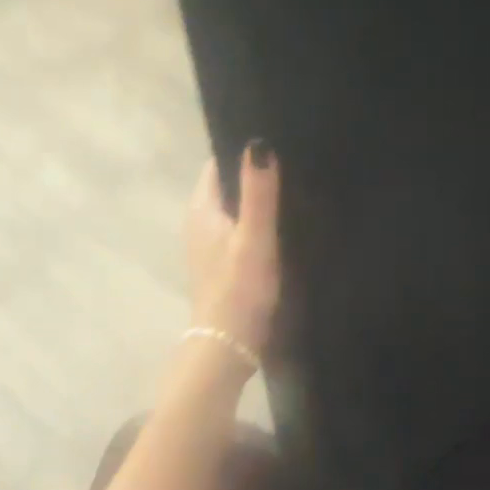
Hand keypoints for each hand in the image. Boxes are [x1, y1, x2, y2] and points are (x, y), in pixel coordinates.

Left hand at [185, 141, 281, 362]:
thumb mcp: (255, 239)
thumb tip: (259, 142)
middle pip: (226, 188)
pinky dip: (255, 230)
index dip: (242, 152)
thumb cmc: (240, 291)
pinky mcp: (220, 269)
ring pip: (233, 214)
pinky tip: (280, 234)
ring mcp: (207, 248)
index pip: (218, 164)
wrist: (228, 347)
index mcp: (201, 209)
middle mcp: (198, 223)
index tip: (276, 144)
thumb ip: (258, 194)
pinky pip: (238, 236)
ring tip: (292, 195)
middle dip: (252, 178)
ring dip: (255, 206)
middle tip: (291, 167)